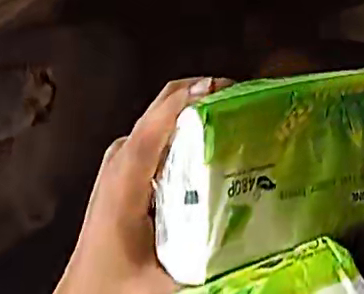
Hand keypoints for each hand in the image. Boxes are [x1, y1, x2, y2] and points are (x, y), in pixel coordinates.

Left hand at [56, 77, 228, 293]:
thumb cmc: (117, 283)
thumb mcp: (164, 273)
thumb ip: (202, 250)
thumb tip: (246, 228)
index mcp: (127, 172)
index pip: (160, 118)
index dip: (192, 95)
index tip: (228, 88)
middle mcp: (122, 154)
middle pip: (163, 106)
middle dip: (202, 95)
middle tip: (240, 101)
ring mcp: (121, 156)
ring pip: (162, 116)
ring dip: (194, 108)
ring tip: (231, 115)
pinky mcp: (124, 165)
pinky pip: (158, 132)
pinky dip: (184, 125)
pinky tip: (208, 140)